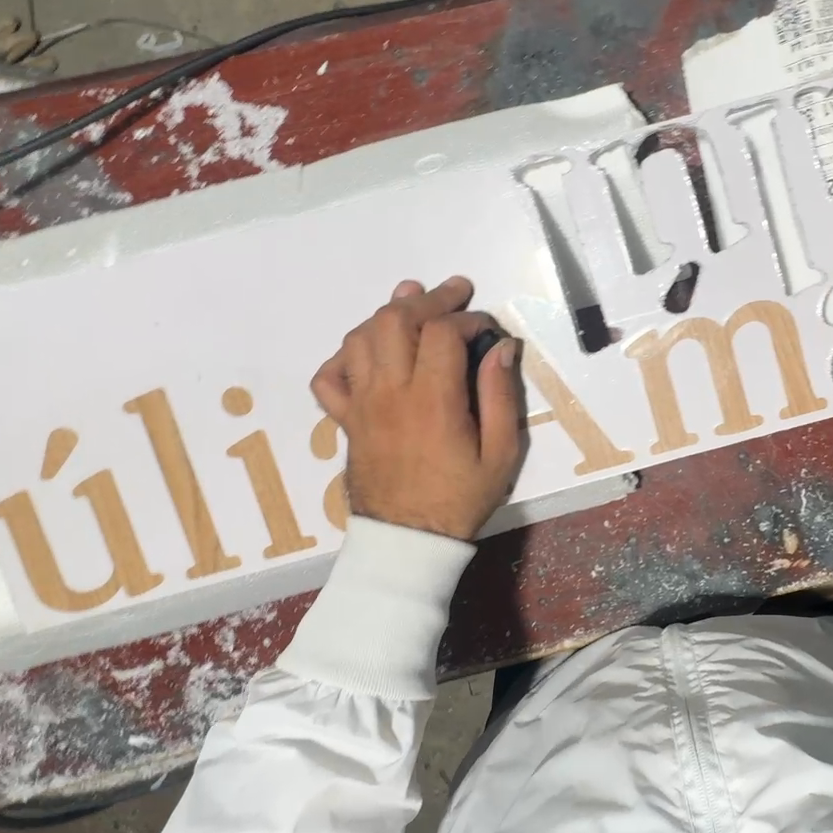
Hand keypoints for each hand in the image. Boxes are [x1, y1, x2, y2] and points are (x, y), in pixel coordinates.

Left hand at [310, 277, 525, 539]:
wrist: (409, 540)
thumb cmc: (462, 497)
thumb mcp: (501, 452)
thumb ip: (500, 395)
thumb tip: (502, 347)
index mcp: (432, 400)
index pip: (441, 332)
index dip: (467, 318)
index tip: (489, 328)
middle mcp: (390, 392)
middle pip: (395, 321)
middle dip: (427, 299)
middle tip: (455, 293)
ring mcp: (361, 404)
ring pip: (360, 338)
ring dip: (387, 313)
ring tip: (411, 302)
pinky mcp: (346, 419)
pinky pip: (329, 375)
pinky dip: (346, 353)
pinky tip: (371, 351)